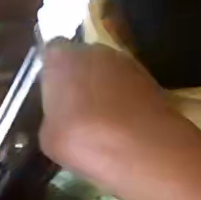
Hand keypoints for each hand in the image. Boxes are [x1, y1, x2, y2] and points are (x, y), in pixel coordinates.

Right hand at [38, 41, 195, 179]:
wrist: (141, 149)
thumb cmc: (82, 139)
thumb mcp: (48, 138)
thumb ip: (52, 118)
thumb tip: (60, 120)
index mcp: (62, 57)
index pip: (51, 54)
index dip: (52, 75)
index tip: (53, 99)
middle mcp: (94, 50)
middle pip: (83, 61)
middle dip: (81, 82)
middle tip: (77, 114)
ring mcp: (128, 63)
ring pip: (109, 75)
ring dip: (106, 93)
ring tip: (103, 126)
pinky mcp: (152, 81)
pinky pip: (130, 91)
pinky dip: (126, 105)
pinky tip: (124, 131)